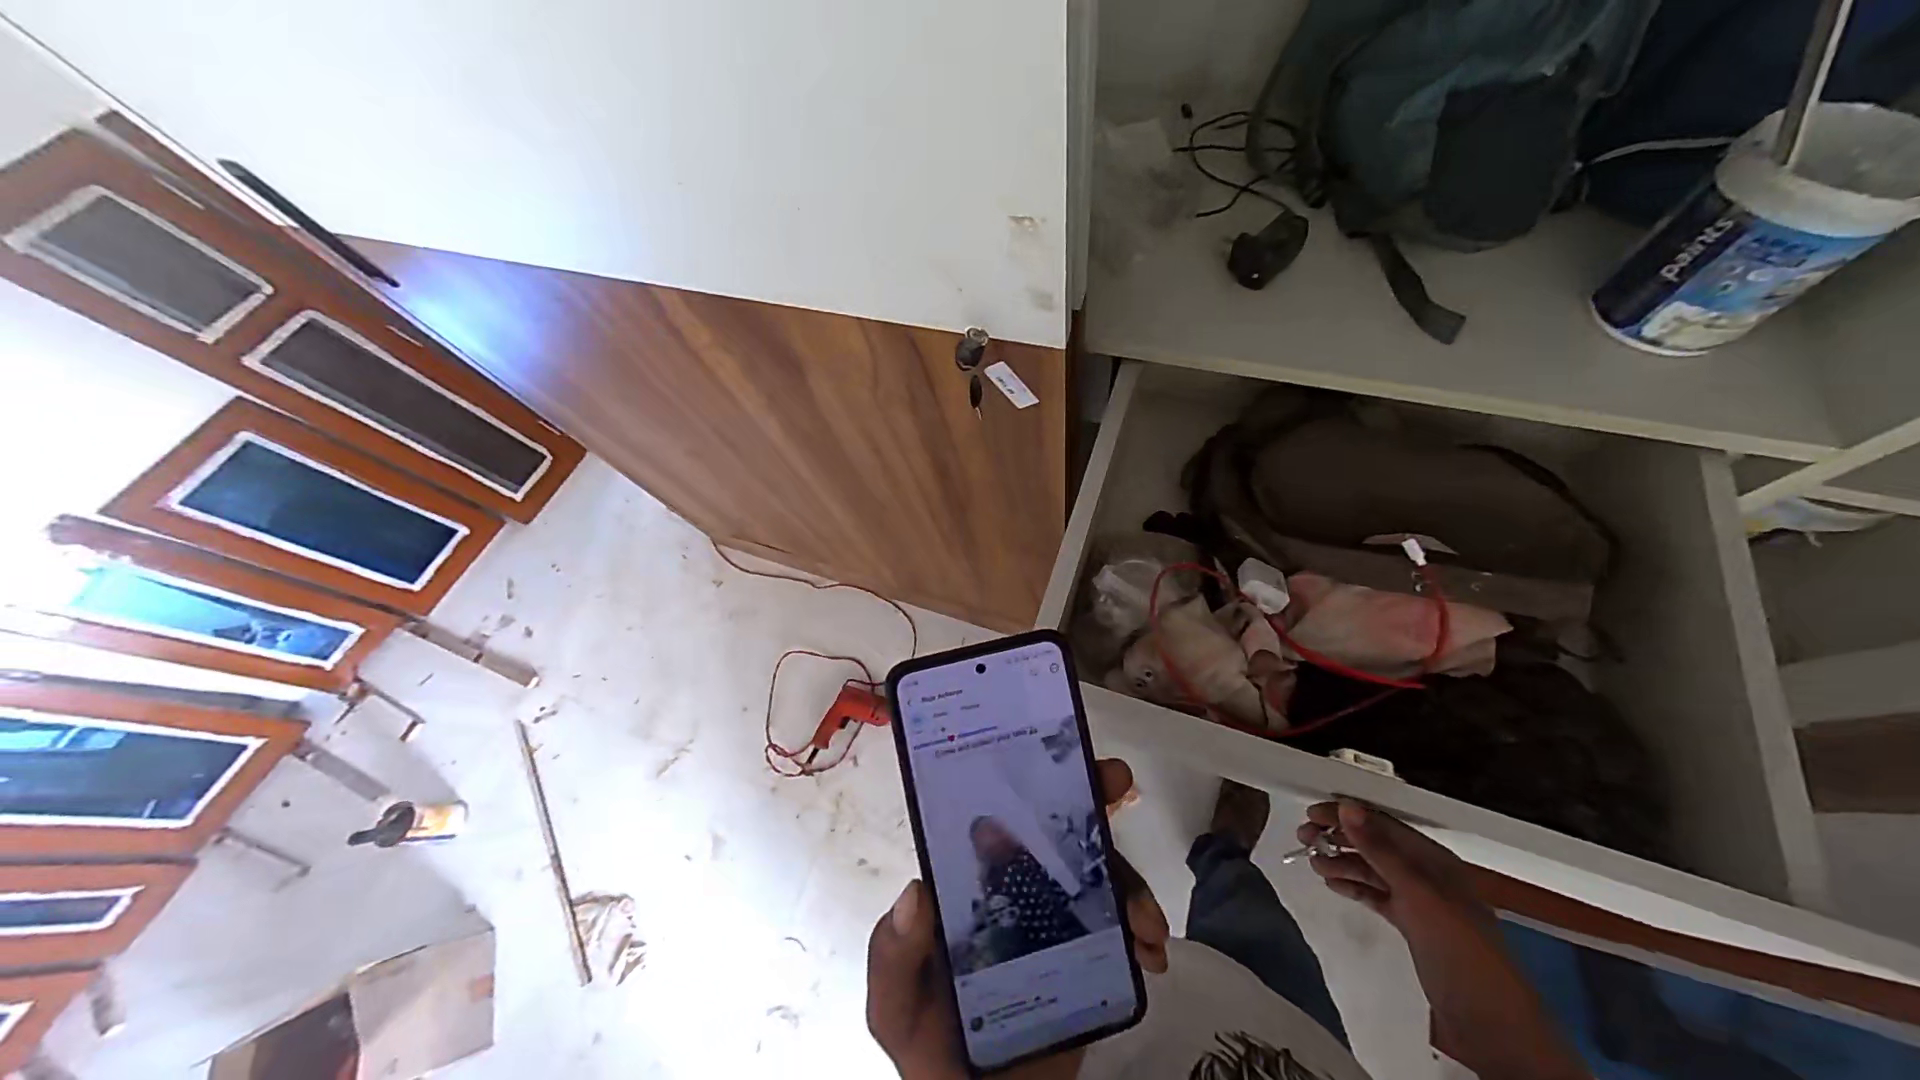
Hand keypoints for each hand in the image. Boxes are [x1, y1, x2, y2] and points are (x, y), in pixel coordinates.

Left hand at [867, 759, 1166, 1078]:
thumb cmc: (931, 1047)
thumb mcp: (896, 1008)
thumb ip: (892, 959)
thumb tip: (915, 893)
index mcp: (971, 884)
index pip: (999, 821)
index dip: (1030, 784)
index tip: (1060, 762)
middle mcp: (1015, 888)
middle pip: (1057, 832)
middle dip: (1093, 801)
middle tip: (1120, 789)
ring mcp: (1056, 919)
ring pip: (1097, 874)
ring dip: (1130, 883)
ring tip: (1146, 928)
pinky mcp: (1090, 955)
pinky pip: (1122, 925)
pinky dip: (1144, 927)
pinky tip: (1153, 955)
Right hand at [1297, 798, 1492, 944]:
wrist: (1489, 1023)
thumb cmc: (1457, 948)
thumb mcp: (1418, 894)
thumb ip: (1380, 851)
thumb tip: (1347, 807)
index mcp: (1435, 860)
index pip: (1383, 825)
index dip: (1347, 815)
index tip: (1311, 814)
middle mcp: (1426, 875)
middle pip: (1376, 845)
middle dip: (1339, 838)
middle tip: (1303, 838)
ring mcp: (1419, 902)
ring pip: (1372, 870)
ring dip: (1342, 862)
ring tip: (1313, 863)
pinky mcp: (1411, 925)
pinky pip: (1376, 895)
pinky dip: (1353, 886)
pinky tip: (1333, 884)